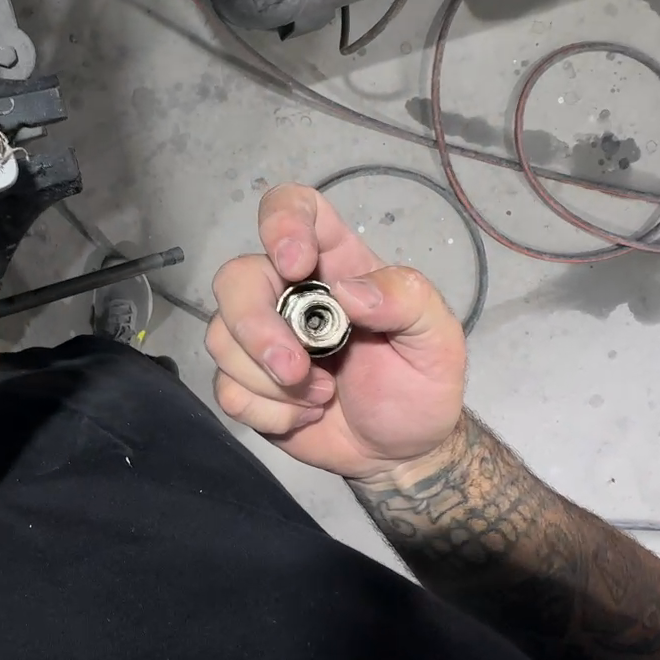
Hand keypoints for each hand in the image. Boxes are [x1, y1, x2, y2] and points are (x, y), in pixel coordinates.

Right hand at [206, 184, 465, 480]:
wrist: (400, 452)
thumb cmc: (419, 385)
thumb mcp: (438, 339)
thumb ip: (407, 299)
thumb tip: (347, 291)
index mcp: (331, 262)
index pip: (291, 207)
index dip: (281, 222)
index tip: (293, 264)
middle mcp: (285, 291)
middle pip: (234, 278)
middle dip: (254, 326)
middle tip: (293, 368)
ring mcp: (258, 336)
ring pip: (221, 338)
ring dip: (270, 381)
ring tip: (322, 396)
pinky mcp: (244, 382)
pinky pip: (227, 390)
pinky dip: (268, 413)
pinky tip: (303, 414)